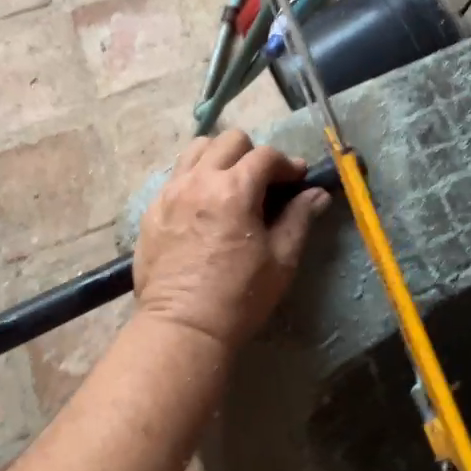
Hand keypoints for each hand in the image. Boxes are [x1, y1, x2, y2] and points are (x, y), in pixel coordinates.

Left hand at [132, 130, 331, 347]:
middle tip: (262, 183)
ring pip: (197, 150)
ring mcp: (171, 192)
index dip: (286, 164)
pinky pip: (176, 176)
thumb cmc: (239, 297)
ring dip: (219, 158)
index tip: (297, 180)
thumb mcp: (281, 259)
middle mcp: (200, 180)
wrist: (182, 329)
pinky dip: (195, 178)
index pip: (266, 155)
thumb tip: (318, 193)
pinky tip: (204, 206)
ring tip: (230, 185)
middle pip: (229, 140)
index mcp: (234, 189)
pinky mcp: (152, 209)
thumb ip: (300, 218)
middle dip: (252, 154)